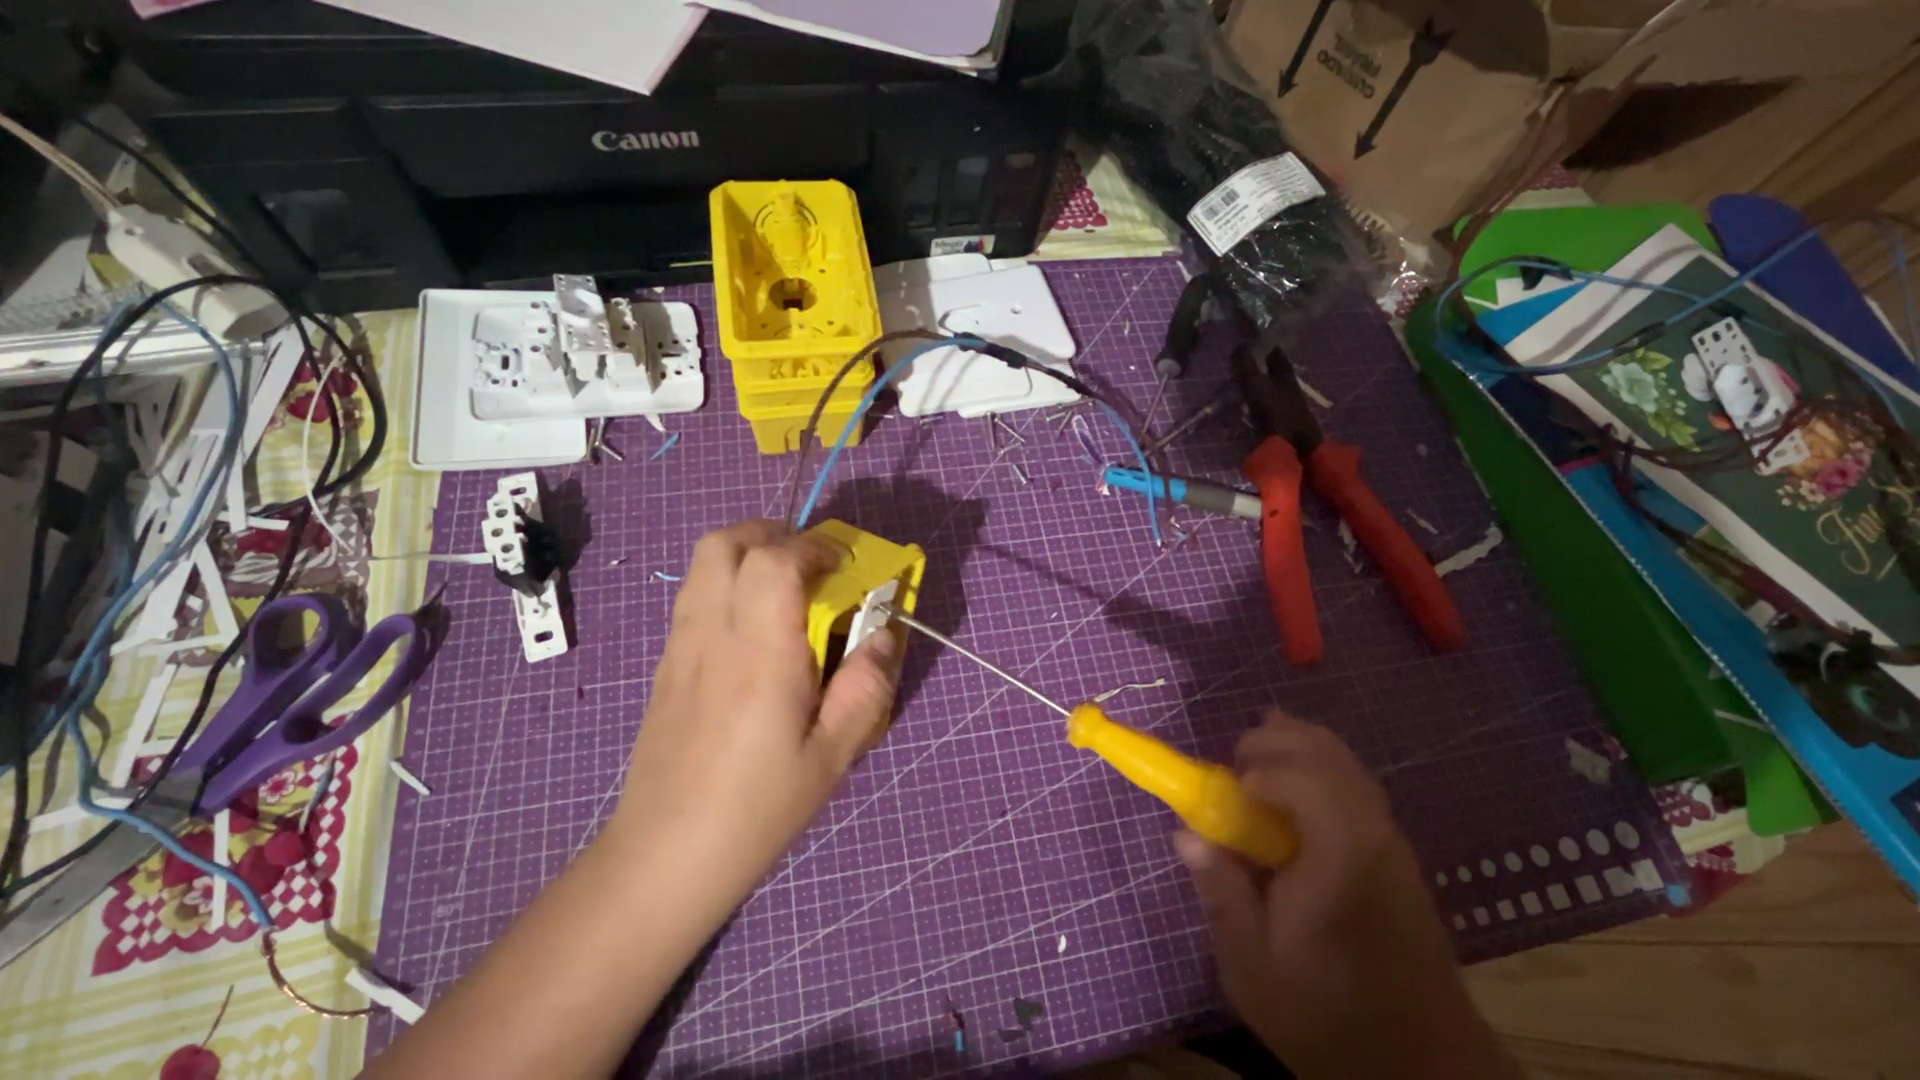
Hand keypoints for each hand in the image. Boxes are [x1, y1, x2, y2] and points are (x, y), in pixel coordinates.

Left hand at [606, 520, 902, 906]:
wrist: (666, 852)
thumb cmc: (759, 806)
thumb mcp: (832, 755)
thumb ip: (865, 689)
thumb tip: (883, 637)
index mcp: (760, 649)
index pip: (775, 559)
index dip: (814, 546)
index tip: (846, 566)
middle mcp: (712, 632)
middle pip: (725, 542)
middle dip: (773, 535)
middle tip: (811, 565)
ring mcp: (679, 647)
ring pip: (702, 565)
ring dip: (746, 556)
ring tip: (785, 594)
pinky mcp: (664, 667)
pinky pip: (693, 598)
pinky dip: (725, 587)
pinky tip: (752, 635)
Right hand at [1174, 711, 1519, 1079]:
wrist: (1421, 1064)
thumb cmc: (1327, 1016)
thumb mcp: (1254, 967)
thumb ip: (1223, 894)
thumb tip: (1187, 835)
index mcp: (1339, 857)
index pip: (1306, 777)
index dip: (1262, 766)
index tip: (1228, 787)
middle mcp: (1373, 835)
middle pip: (1330, 756)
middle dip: (1280, 740)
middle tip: (1237, 754)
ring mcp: (1392, 845)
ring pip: (1349, 767)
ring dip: (1302, 748)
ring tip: (1261, 748)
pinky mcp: (1397, 860)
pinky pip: (1358, 790)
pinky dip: (1323, 771)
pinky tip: (1297, 787)